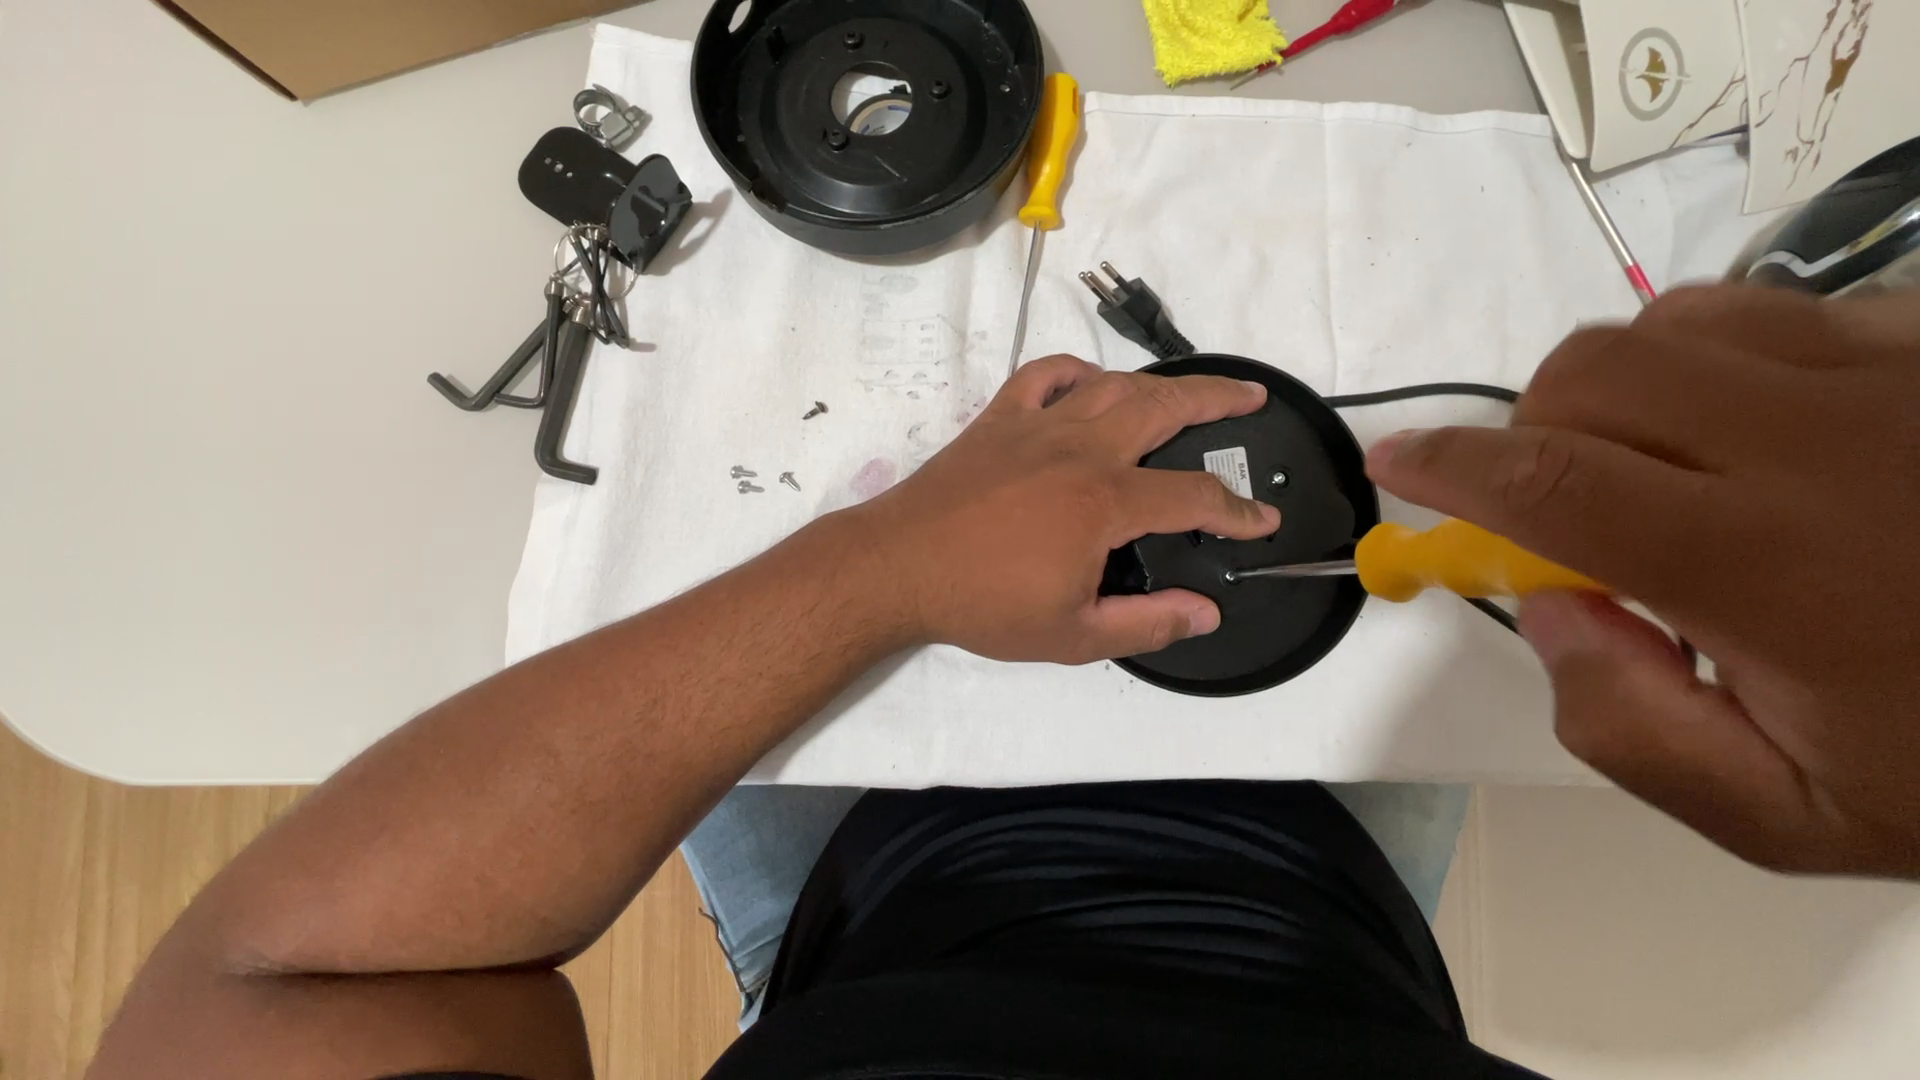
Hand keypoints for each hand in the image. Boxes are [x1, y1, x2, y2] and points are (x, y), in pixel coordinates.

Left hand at [852, 355, 1280, 663]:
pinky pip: (1043, 376)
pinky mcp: (998, 419)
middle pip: (1164, 408)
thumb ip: (1146, 625)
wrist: (899, 567)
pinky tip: (1089, 382)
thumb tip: (1206, 614)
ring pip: (1111, 385)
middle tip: (1252, 398)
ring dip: (1159, 382)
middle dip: (1217, 400)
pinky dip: (1073, 371)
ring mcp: (1036, 425)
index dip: (1236, 510)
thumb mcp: (1072, 635)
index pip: (1193, 497)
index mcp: (1104, 501)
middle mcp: (1079, 449)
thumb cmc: (983, 604)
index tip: (1262, 521)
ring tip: (1189, 388)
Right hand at [1367, 286, 1919, 876]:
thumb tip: (1551, 606)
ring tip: (1651, 455)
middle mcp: (1825, 443)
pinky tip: (1757, 429)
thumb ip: (1617, 721)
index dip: (1447, 464)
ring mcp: (1905, 376)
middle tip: (1554, 493)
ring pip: (1677, 322)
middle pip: (1595, 375)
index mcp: (1765, 564)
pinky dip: (1717, 360)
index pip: (1547, 482)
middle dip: (1530, 427)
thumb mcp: (1774, 810)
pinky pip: (1782, 311)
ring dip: (1617, 386)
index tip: (1394, 459)